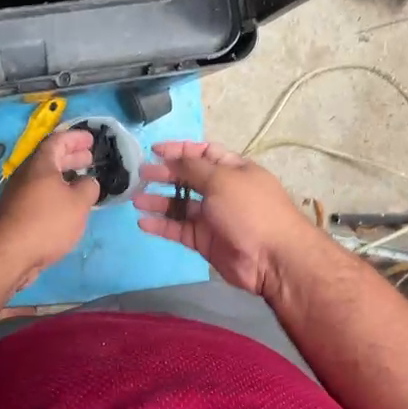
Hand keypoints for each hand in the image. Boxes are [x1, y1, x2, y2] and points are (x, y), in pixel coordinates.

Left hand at [0, 129, 99, 285]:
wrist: (9, 254)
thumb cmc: (46, 221)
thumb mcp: (78, 202)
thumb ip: (88, 187)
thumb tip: (87, 182)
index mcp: (40, 164)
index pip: (57, 140)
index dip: (75, 138)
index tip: (91, 139)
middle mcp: (26, 174)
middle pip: (50, 159)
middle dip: (71, 156)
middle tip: (90, 158)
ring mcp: (18, 194)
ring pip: (45, 179)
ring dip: (64, 177)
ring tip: (83, 182)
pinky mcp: (17, 214)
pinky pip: (40, 195)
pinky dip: (56, 194)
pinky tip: (67, 206)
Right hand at [134, 140, 320, 299]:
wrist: (272, 259)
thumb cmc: (250, 210)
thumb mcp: (222, 179)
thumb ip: (193, 168)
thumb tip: (172, 159)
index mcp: (234, 170)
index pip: (204, 152)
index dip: (180, 149)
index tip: (155, 150)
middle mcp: (223, 191)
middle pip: (189, 178)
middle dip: (165, 174)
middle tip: (141, 174)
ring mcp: (213, 217)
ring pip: (180, 205)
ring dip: (158, 201)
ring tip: (136, 198)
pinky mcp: (204, 240)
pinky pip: (178, 229)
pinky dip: (161, 225)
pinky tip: (143, 222)